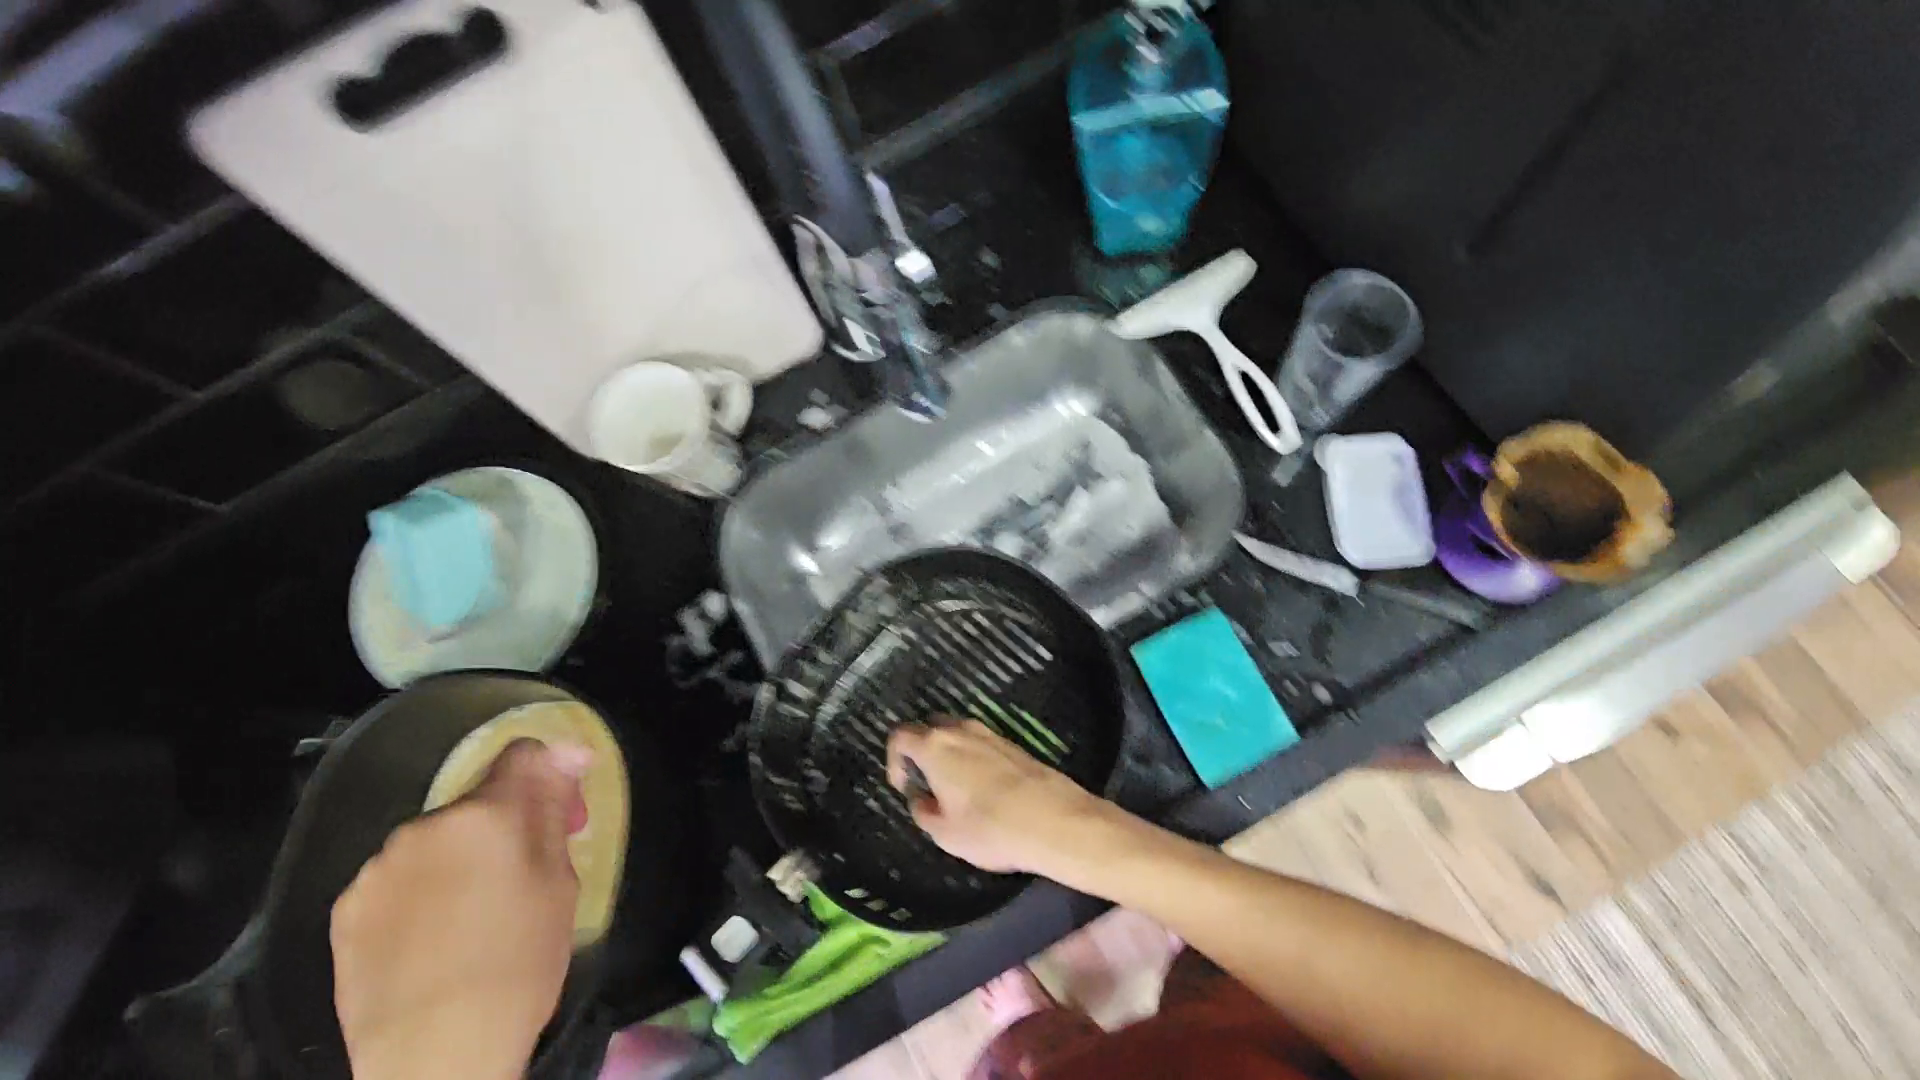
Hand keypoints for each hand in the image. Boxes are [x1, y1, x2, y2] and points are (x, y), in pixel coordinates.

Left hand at [331, 739, 590, 1079]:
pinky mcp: (347, 908)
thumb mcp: (560, 886)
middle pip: (479, 803)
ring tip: (476, 916)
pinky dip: (422, 893)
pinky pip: (399, 880)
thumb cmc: (520, 966)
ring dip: (462, 859)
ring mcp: (379, 867)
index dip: (551, 771)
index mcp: (488, 815)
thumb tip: (562, 760)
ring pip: (436, 843)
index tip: (569, 806)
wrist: (435, 1055)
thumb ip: (553, 815)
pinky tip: (434, 938)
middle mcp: (426, 825)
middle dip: (508, 826)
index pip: (523, 755)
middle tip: (530, 874)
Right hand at [886, 718, 1105, 874]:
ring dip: (951, 756)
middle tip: (928, 785)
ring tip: (958, 792)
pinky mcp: (1015, 745)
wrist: (1055, 821)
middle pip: (930, 729)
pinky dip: (974, 760)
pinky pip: (982, 745)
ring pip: (959, 735)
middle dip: (923, 753)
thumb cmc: (990, 828)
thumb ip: (923, 812)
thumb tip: (921, 799)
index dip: (894, 761)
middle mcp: (961, 730)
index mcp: (935, 746)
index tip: (905, 787)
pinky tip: (986, 792)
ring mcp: (991, 734)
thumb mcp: (944, 833)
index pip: (900, 736)